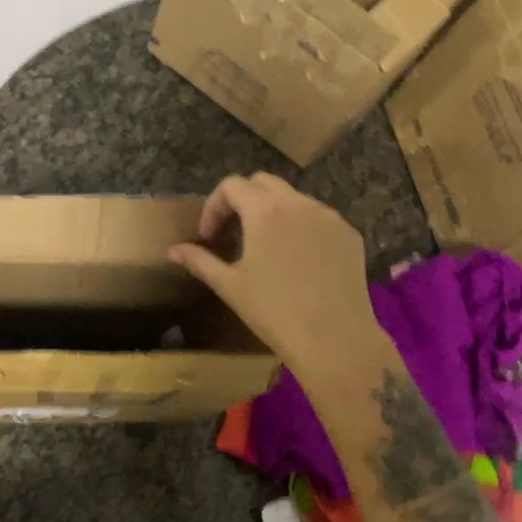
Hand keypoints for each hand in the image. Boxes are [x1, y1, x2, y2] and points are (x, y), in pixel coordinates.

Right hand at [168, 174, 382, 376]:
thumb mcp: (229, 286)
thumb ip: (199, 261)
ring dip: (272, 210)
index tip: (208, 236)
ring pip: (293, 197)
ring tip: (264, 244)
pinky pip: (318, 217)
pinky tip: (296, 258)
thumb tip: (172, 250)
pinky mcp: (349, 234)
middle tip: (232, 231)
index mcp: (265, 211)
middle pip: (263, 182)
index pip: (232, 185)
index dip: (213, 206)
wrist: (334, 339)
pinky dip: (300, 226)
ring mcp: (329, 217)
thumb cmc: (273, 312)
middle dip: (242, 199)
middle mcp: (298, 204)